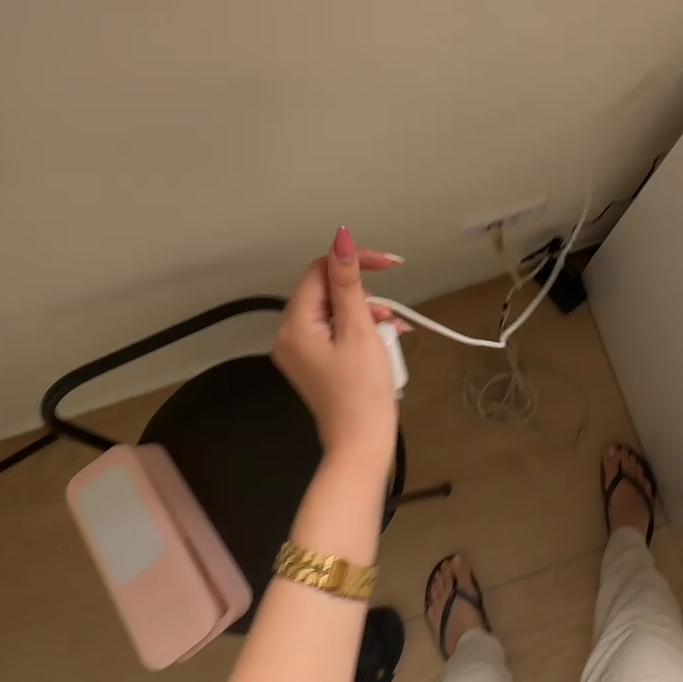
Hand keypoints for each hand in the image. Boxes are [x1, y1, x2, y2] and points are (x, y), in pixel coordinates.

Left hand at [272, 227, 403, 466]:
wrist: (362, 442)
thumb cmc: (362, 389)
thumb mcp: (359, 329)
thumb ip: (349, 282)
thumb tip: (341, 239)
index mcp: (294, 324)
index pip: (320, 271)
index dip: (353, 261)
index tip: (389, 264)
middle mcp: (290, 335)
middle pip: (326, 290)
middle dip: (362, 292)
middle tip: (391, 309)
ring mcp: (301, 351)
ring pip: (334, 310)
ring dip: (365, 311)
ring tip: (392, 327)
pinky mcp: (315, 362)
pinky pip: (336, 331)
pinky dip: (360, 329)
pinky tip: (385, 338)